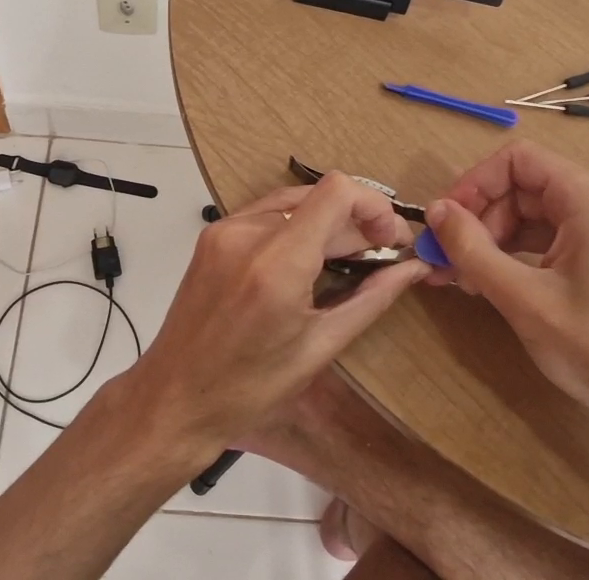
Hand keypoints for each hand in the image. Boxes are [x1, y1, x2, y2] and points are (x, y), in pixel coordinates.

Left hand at [116, 174, 430, 458]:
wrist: (175, 397)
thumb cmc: (249, 387)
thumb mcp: (320, 347)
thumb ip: (371, 298)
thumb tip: (413, 268)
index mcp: (276, 263)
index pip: (336, 192)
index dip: (374, 205)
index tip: (390, 238)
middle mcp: (246, 234)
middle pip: (318, 198)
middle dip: (357, 222)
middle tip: (382, 256)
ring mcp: (224, 230)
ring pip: (292, 203)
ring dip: (326, 223)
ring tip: (348, 260)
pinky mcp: (212, 235)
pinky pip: (266, 214)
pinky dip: (295, 228)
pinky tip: (309, 260)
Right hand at [425, 141, 588, 454]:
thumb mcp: (526, 301)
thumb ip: (473, 250)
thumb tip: (435, 211)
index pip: (518, 160)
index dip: (473, 184)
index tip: (445, 223)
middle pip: (532, 188)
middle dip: (485, 219)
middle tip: (451, 262)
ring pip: (549, 217)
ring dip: (504, 240)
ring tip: (472, 280)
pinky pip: (571, 239)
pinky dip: (534, 255)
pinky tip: (511, 286)